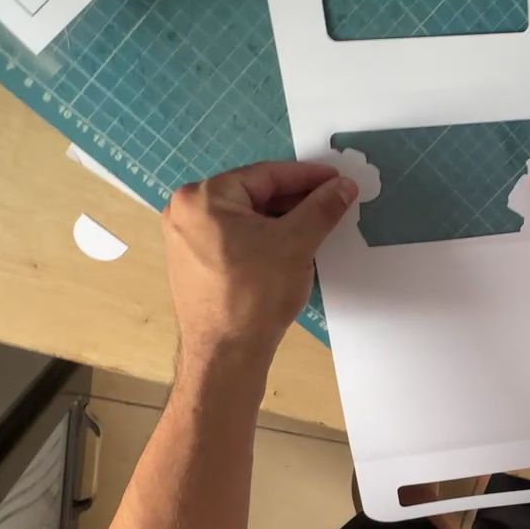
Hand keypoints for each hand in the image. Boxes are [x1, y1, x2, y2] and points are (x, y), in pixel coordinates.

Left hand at [163, 161, 357, 372]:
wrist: (227, 353)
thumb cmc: (256, 295)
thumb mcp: (296, 244)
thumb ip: (321, 209)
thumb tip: (344, 185)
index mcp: (202, 197)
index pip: (265, 175)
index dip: (307, 177)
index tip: (337, 180)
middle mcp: (185, 211)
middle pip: (253, 195)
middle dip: (295, 201)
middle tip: (331, 205)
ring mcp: (185, 239)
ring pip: (245, 219)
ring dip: (282, 221)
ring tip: (316, 228)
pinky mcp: (193, 264)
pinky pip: (235, 239)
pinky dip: (264, 239)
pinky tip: (289, 250)